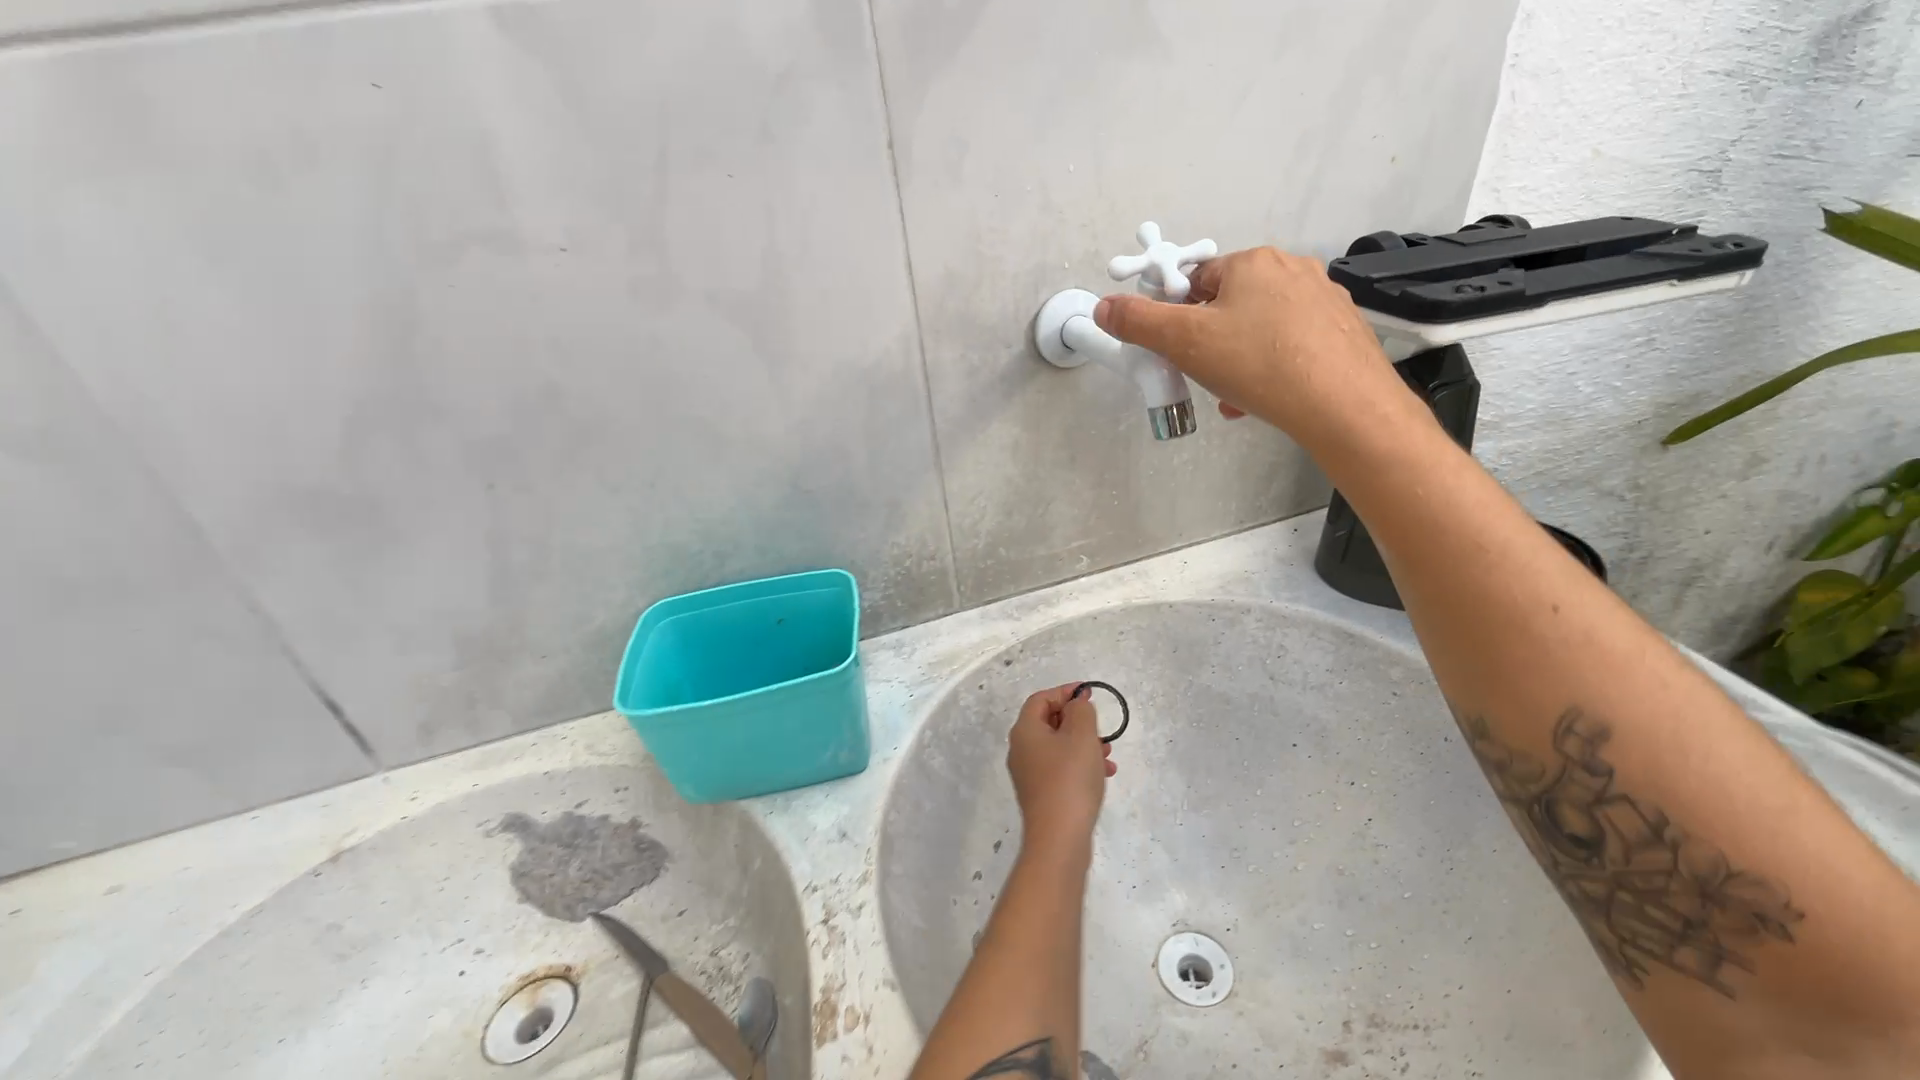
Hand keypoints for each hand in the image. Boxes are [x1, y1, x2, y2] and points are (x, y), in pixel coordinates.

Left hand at [1006, 683, 1115, 854]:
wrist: (1059, 837)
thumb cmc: (1070, 779)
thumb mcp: (1081, 736)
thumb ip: (1081, 711)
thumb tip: (1076, 704)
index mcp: (1025, 731)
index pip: (1041, 699)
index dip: (1065, 692)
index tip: (1090, 694)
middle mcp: (1021, 750)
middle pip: (1049, 723)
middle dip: (1078, 722)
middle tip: (1101, 730)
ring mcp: (1029, 774)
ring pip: (1059, 747)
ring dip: (1085, 745)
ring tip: (1108, 755)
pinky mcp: (1040, 794)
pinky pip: (1061, 769)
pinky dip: (1081, 765)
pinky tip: (1103, 775)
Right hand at [1092, 246, 1418, 450]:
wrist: (1343, 405)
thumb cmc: (1259, 364)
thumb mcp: (1184, 343)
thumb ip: (1139, 322)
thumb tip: (1104, 308)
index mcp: (1253, 262)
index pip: (1198, 279)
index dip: (1179, 315)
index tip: (1179, 348)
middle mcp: (1293, 270)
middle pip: (1231, 304)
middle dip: (1211, 342)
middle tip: (1206, 376)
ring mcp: (1324, 300)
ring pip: (1262, 328)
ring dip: (1240, 359)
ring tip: (1236, 396)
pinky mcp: (1344, 332)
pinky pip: (1293, 345)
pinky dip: (1273, 368)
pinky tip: (1268, 398)